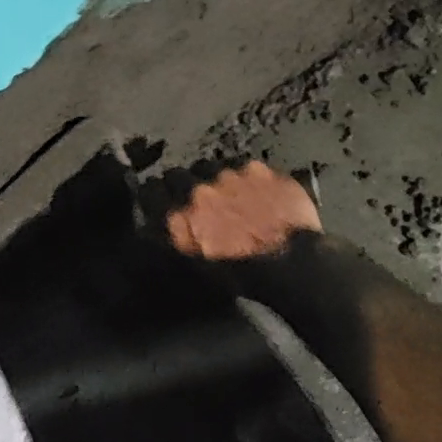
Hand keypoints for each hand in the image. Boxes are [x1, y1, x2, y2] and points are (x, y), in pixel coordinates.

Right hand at [165, 161, 320, 260]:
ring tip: (227, 196)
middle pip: (179, 174)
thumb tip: (164, 224)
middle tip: (195, 200)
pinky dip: (244, 178)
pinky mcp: (260, 171)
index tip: (157, 198)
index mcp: (179, 216)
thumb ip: (174, 237)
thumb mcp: (195, 265)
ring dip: (213, 179)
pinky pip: (243, 168)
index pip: (151, 191)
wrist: (290, 265)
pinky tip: (253, 194)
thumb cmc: (241, 274)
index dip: (153, 195)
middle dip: (182, 184)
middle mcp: (200, 190)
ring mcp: (231, 176)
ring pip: (211, 167)